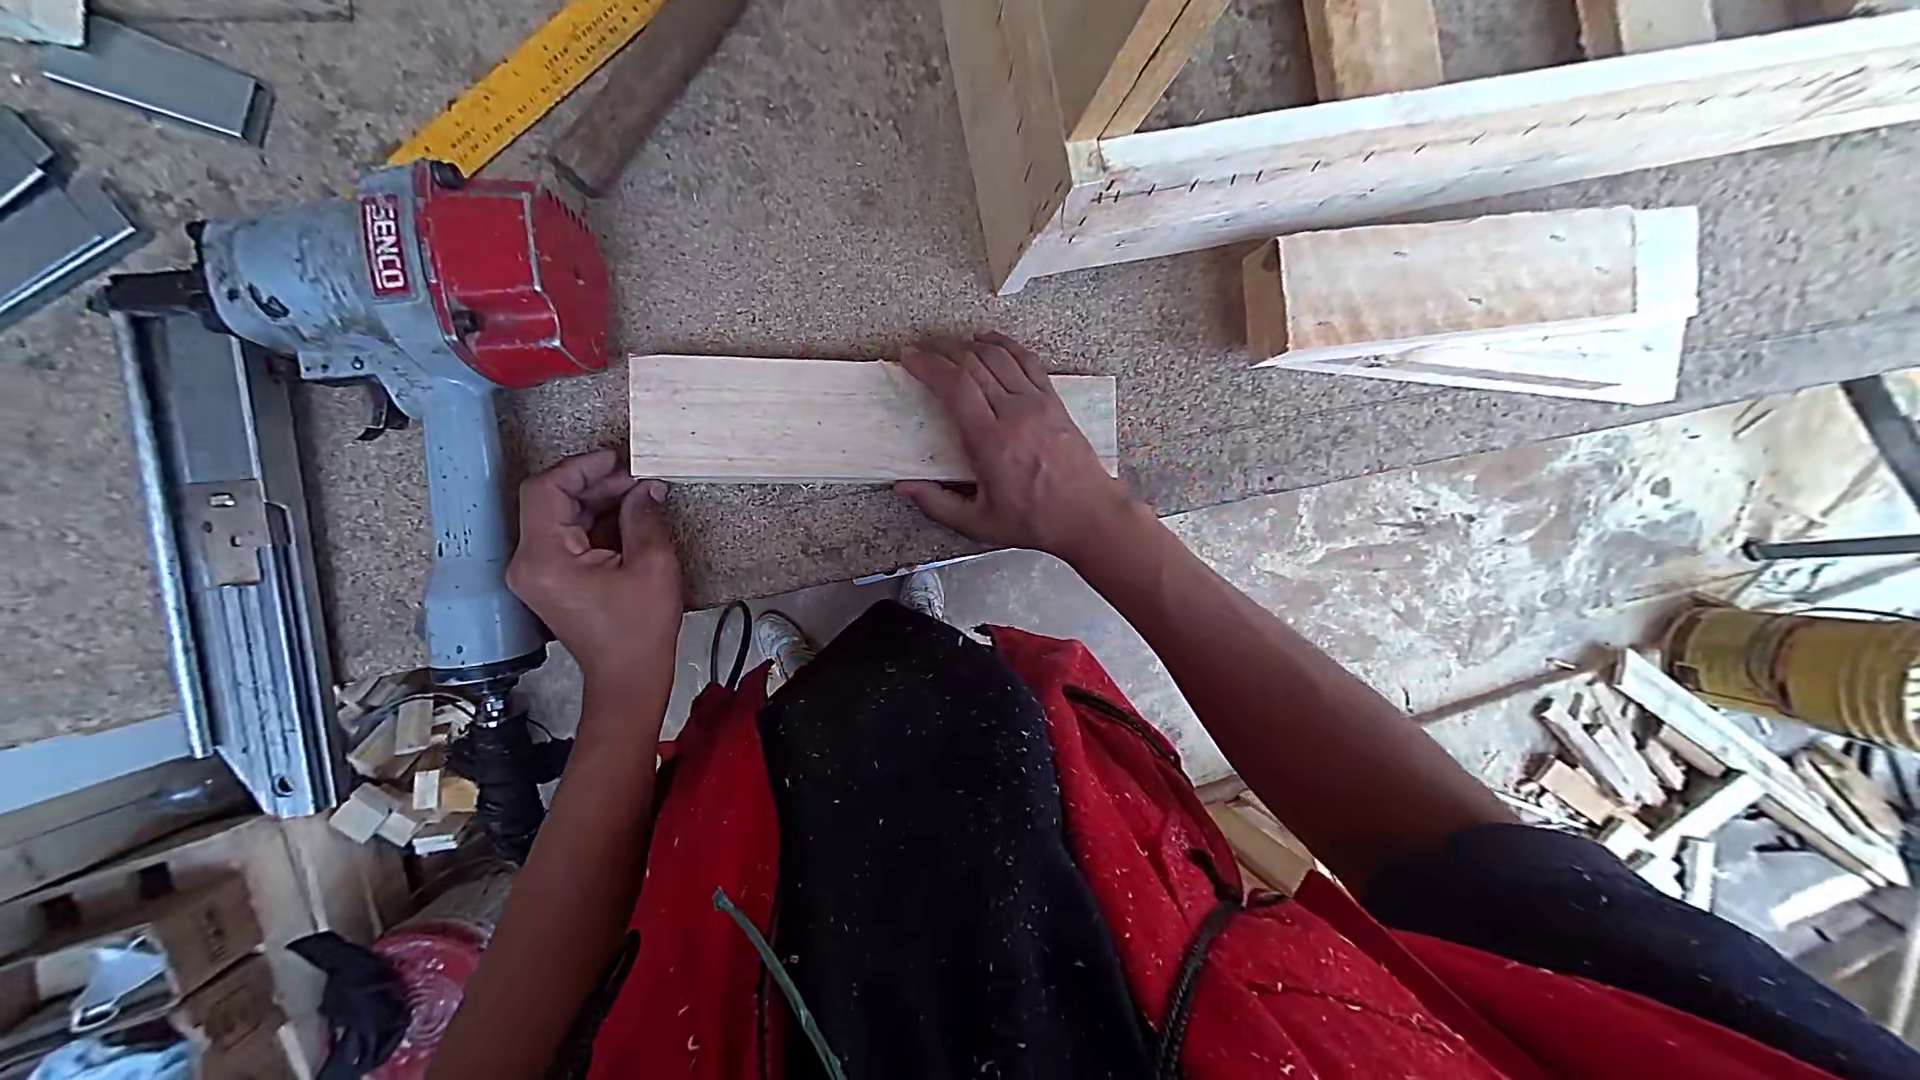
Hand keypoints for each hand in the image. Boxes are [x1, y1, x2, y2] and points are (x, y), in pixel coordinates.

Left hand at [506, 449, 682, 687]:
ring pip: (560, 516)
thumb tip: (646, 487)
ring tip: (640, 493)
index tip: (618, 458)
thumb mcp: (652, 564)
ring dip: (598, 500)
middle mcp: (528, 562)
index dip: (582, 466)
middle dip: (596, 483)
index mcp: (544, 558)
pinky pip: (568, 536)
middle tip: (639, 476)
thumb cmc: (640, 628)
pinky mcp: (551, 579)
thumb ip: (644, 517)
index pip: (546, 490)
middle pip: (552, 501)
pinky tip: (630, 516)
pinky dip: (596, 521)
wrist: (628, 675)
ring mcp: (536, 572)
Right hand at [895, 333, 1142, 562]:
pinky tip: (989, 340)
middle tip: (923, 351)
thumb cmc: (1035, 520)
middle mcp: (1014, 413)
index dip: (928, 366)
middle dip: (942, 351)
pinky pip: (1027, 361)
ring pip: (998, 357)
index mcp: (990, 441)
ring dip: (969, 345)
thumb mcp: (978, 523)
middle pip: (973, 364)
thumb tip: (904, 487)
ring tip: (948, 346)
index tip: (910, 359)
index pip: (955, 386)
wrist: (1088, 514)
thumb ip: (937, 504)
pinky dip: (1005, 344)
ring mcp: (1037, 403)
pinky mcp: (1053, 401)